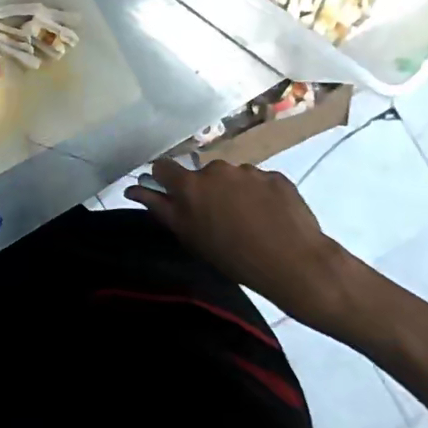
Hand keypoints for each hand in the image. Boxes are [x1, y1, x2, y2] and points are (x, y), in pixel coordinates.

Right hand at [126, 159, 358, 332]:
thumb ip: (161, 209)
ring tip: (249, 224)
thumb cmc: (233, 256)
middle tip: (218, 222)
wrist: (293, 260)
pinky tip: (270, 220)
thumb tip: (134, 189)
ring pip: (233, 179)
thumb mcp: (190, 237)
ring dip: (235, 194)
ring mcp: (250, 171)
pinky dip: (260, 196)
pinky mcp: (276, 176)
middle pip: (203, 176)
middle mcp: (218, 169)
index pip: (164, 167)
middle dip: (207, 192)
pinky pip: (260, 183)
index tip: (171, 196)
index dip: (164, 180)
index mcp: (192, 186)